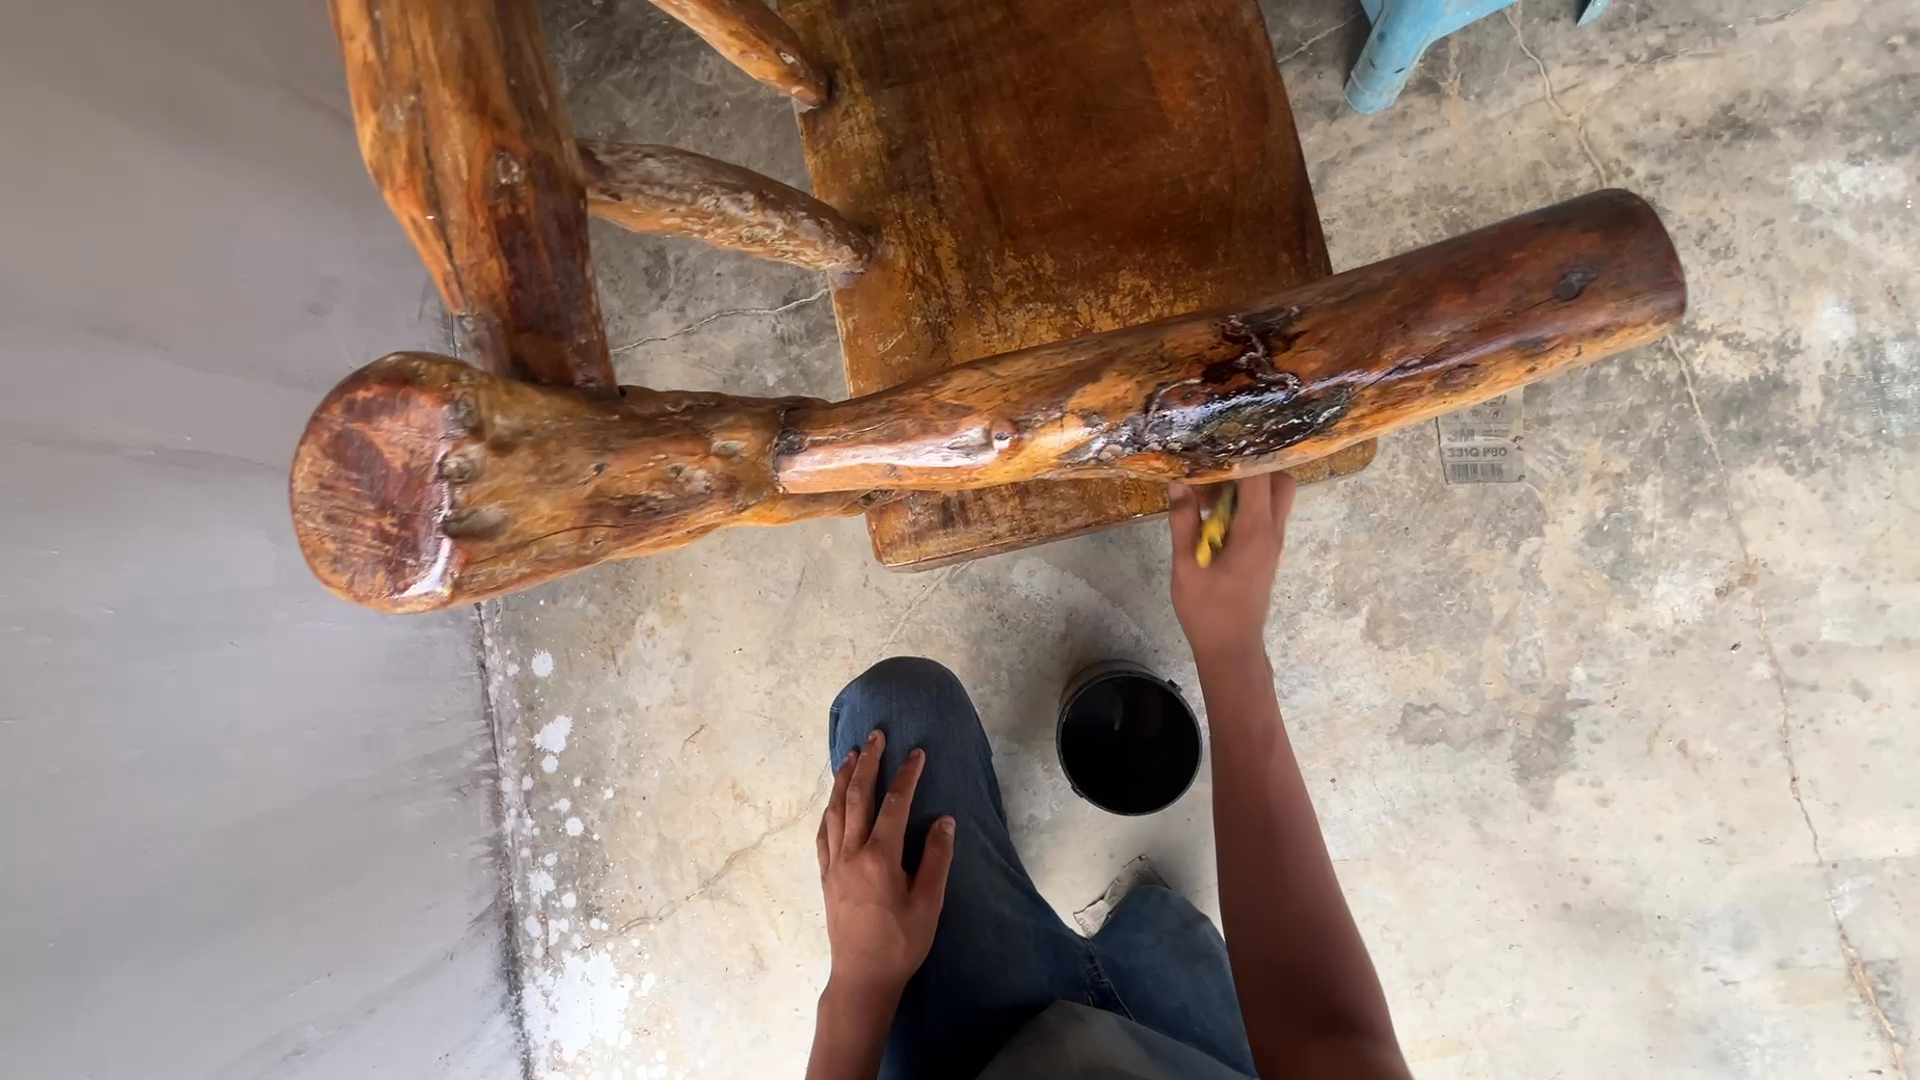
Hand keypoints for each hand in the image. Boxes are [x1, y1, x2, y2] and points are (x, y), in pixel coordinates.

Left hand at [816, 730, 955, 999]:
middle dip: (868, 763)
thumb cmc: (900, 943)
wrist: (861, 979)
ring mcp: (834, 863)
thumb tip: (944, 820)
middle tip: (876, 736)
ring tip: (852, 755)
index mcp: (879, 857)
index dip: (906, 775)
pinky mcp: (826, 876)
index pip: (894, 804)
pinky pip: (824, 833)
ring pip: (835, 810)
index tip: (916, 752)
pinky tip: (833, 801)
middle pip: (858, 796)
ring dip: (844, 778)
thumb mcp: (928, 904)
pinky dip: (830, 809)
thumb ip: (936, 859)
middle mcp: (852, 853)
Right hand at [1167, 472, 1296, 666]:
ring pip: (1275, 500)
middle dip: (1253, 469)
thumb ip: (1183, 523)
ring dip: (1248, 489)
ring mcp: (1273, 544)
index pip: (1259, 477)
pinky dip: (1246, 507)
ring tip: (1209, 494)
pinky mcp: (1266, 554)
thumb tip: (1179, 484)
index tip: (1216, 445)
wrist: (1231, 647)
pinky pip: (1265, 517)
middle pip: (1280, 482)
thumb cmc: (1207, 609)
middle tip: (1216, 473)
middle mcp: (1272, 532)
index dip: (1242, 456)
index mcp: (1255, 531)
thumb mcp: (1186, 566)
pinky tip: (1214, 516)